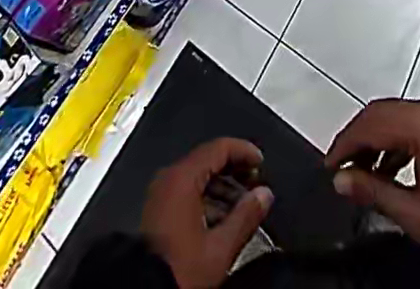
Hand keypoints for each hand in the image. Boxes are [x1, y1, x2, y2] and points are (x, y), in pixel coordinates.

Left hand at [141, 138, 273, 288]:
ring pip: (197, 177)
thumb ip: (246, 216)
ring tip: (242, 204)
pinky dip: (206, 197)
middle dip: (234, 169)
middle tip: (254, 182)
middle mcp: (167, 180)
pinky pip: (185, 192)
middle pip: (207, 159)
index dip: (244, 151)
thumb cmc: (176, 272)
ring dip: (222, 185)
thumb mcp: (219, 248)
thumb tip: (264, 195)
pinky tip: (221, 218)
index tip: (260, 162)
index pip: (219, 147)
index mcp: (182, 179)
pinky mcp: (155, 212)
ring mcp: (159, 196)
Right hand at [324, 98, 419, 273]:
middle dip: (355, 139)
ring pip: (393, 116)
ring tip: (358, 173)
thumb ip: (374, 192)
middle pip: (380, 113)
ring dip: (373, 140)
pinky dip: (391, 140)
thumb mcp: (415, 214)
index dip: (345, 144)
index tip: (330, 164)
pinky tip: (385, 168)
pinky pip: (409, 122)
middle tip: (339, 167)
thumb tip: (344, 180)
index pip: (372, 123)